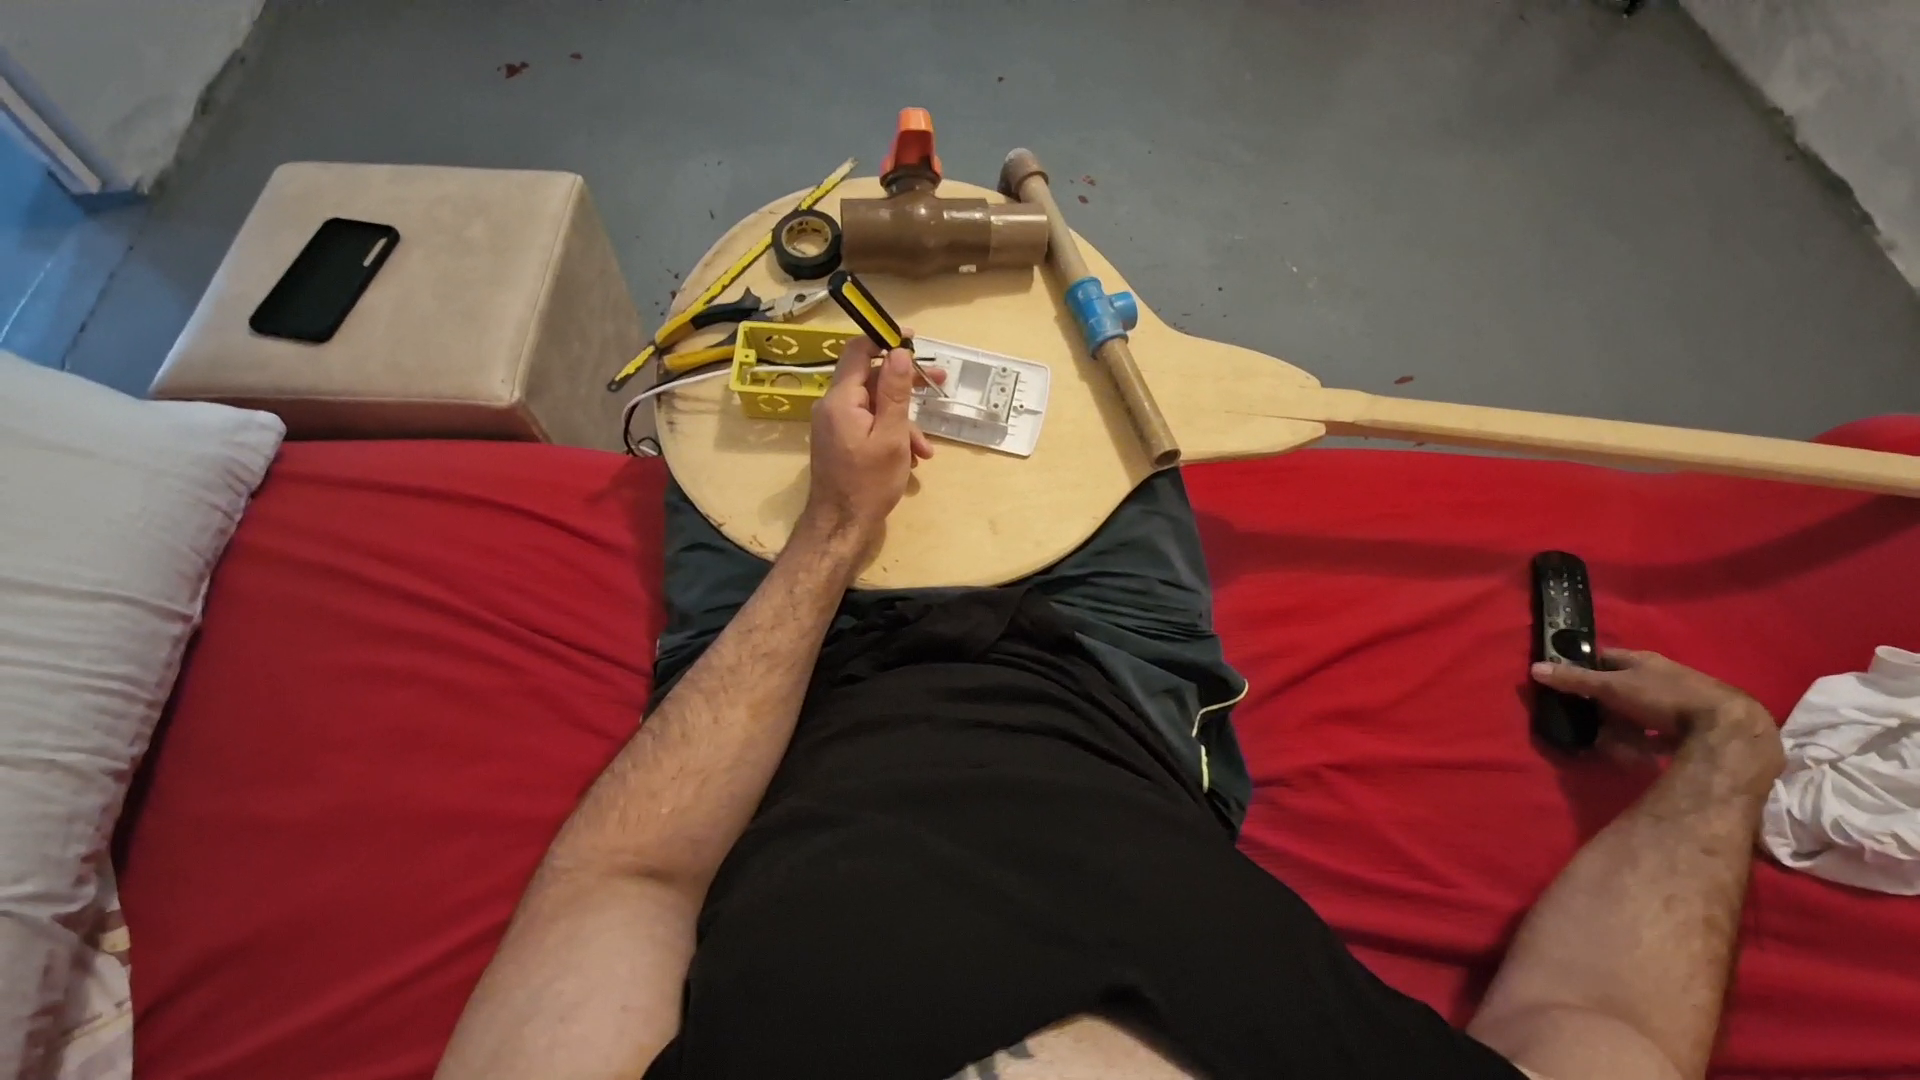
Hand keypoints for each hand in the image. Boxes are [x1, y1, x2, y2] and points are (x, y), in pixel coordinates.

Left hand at [795, 334, 936, 556]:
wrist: (841, 527)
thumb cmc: (868, 483)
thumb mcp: (890, 436)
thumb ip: (895, 392)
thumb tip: (899, 351)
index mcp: (840, 399)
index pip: (858, 351)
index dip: (885, 339)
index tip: (914, 340)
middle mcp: (833, 406)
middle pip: (871, 379)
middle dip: (906, 385)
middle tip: (940, 383)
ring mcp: (835, 425)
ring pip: (875, 406)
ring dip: (903, 421)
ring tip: (925, 449)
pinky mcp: (841, 441)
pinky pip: (869, 425)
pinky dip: (891, 435)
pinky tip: (910, 458)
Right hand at [1532, 649, 1782, 790]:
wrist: (1729, 730)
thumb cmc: (1665, 698)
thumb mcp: (1612, 688)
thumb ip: (1574, 680)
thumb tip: (1535, 668)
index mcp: (1644, 661)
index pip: (1605, 658)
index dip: (1585, 668)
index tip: (1569, 683)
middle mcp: (1664, 675)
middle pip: (1623, 687)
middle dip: (1605, 706)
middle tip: (1591, 723)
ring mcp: (1684, 700)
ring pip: (1643, 711)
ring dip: (1626, 727)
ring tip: (1615, 746)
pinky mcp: (1698, 726)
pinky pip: (1664, 732)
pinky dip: (1650, 741)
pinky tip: (1642, 755)